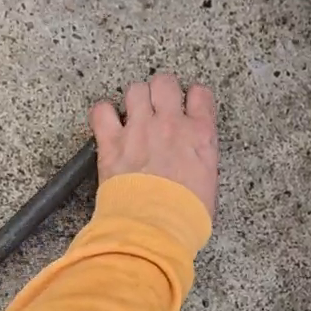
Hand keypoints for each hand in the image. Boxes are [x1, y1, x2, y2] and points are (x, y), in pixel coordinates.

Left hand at [91, 74, 218, 220]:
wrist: (155, 228)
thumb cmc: (185, 217)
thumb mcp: (209, 188)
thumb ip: (201, 164)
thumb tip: (194, 165)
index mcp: (200, 137)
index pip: (201, 95)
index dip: (193, 98)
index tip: (188, 106)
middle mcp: (170, 125)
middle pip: (165, 83)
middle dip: (161, 91)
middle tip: (158, 107)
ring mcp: (139, 130)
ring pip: (135, 89)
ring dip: (135, 99)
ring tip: (134, 116)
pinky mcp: (112, 143)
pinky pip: (102, 111)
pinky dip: (103, 114)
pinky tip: (107, 124)